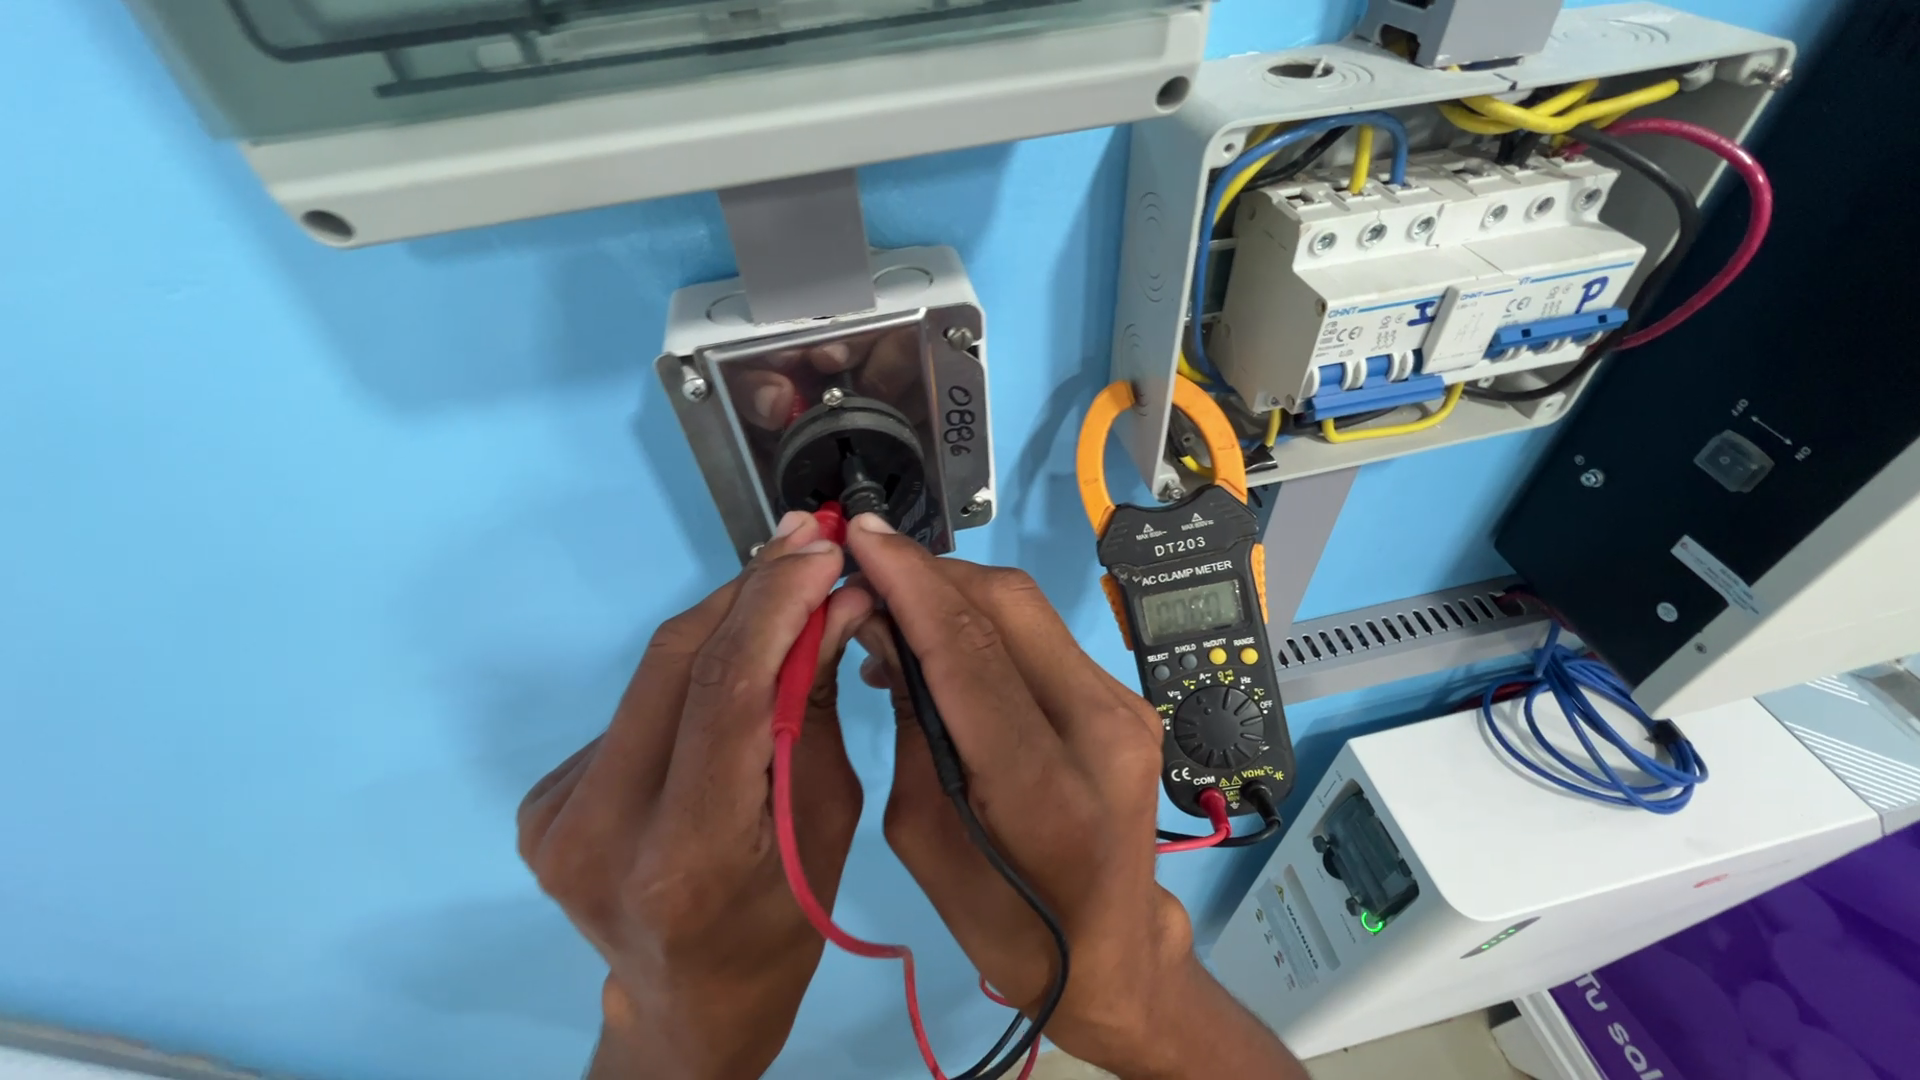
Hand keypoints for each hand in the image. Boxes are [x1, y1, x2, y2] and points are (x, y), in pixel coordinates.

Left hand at [517, 512, 871, 1079]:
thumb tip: (835, 603)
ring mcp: (556, 812)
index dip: (775, 603)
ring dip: (729, 619)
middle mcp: (598, 827)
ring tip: (787, 581)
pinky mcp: (546, 797)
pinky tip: (739, 659)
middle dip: (751, 589)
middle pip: (677, 660)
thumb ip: (812, 706)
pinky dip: (697, 667)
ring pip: (656, 672)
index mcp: (685, 852)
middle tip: (809, 538)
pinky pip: (640, 705)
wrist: (687, 1006)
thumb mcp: (827, 819)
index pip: (725, 690)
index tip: (822, 547)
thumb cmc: (782, 927)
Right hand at [846, 515, 1306, 1079]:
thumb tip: (889, 634)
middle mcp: (1100, 726)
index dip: (910, 584)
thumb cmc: (1005, 921)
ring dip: (955, 592)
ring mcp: (1122, 706)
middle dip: (930, 573)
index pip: (969, 652)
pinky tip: (945, 642)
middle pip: (1007, 605)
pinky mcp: (1124, 698)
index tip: (862, 537)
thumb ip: (910, 727)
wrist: (1113, 951)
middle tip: (870, 572)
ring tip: (898, 612)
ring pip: (1027, 608)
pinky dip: (985, 621)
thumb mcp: (923, 837)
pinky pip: (1041, 635)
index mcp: (1045, 785)